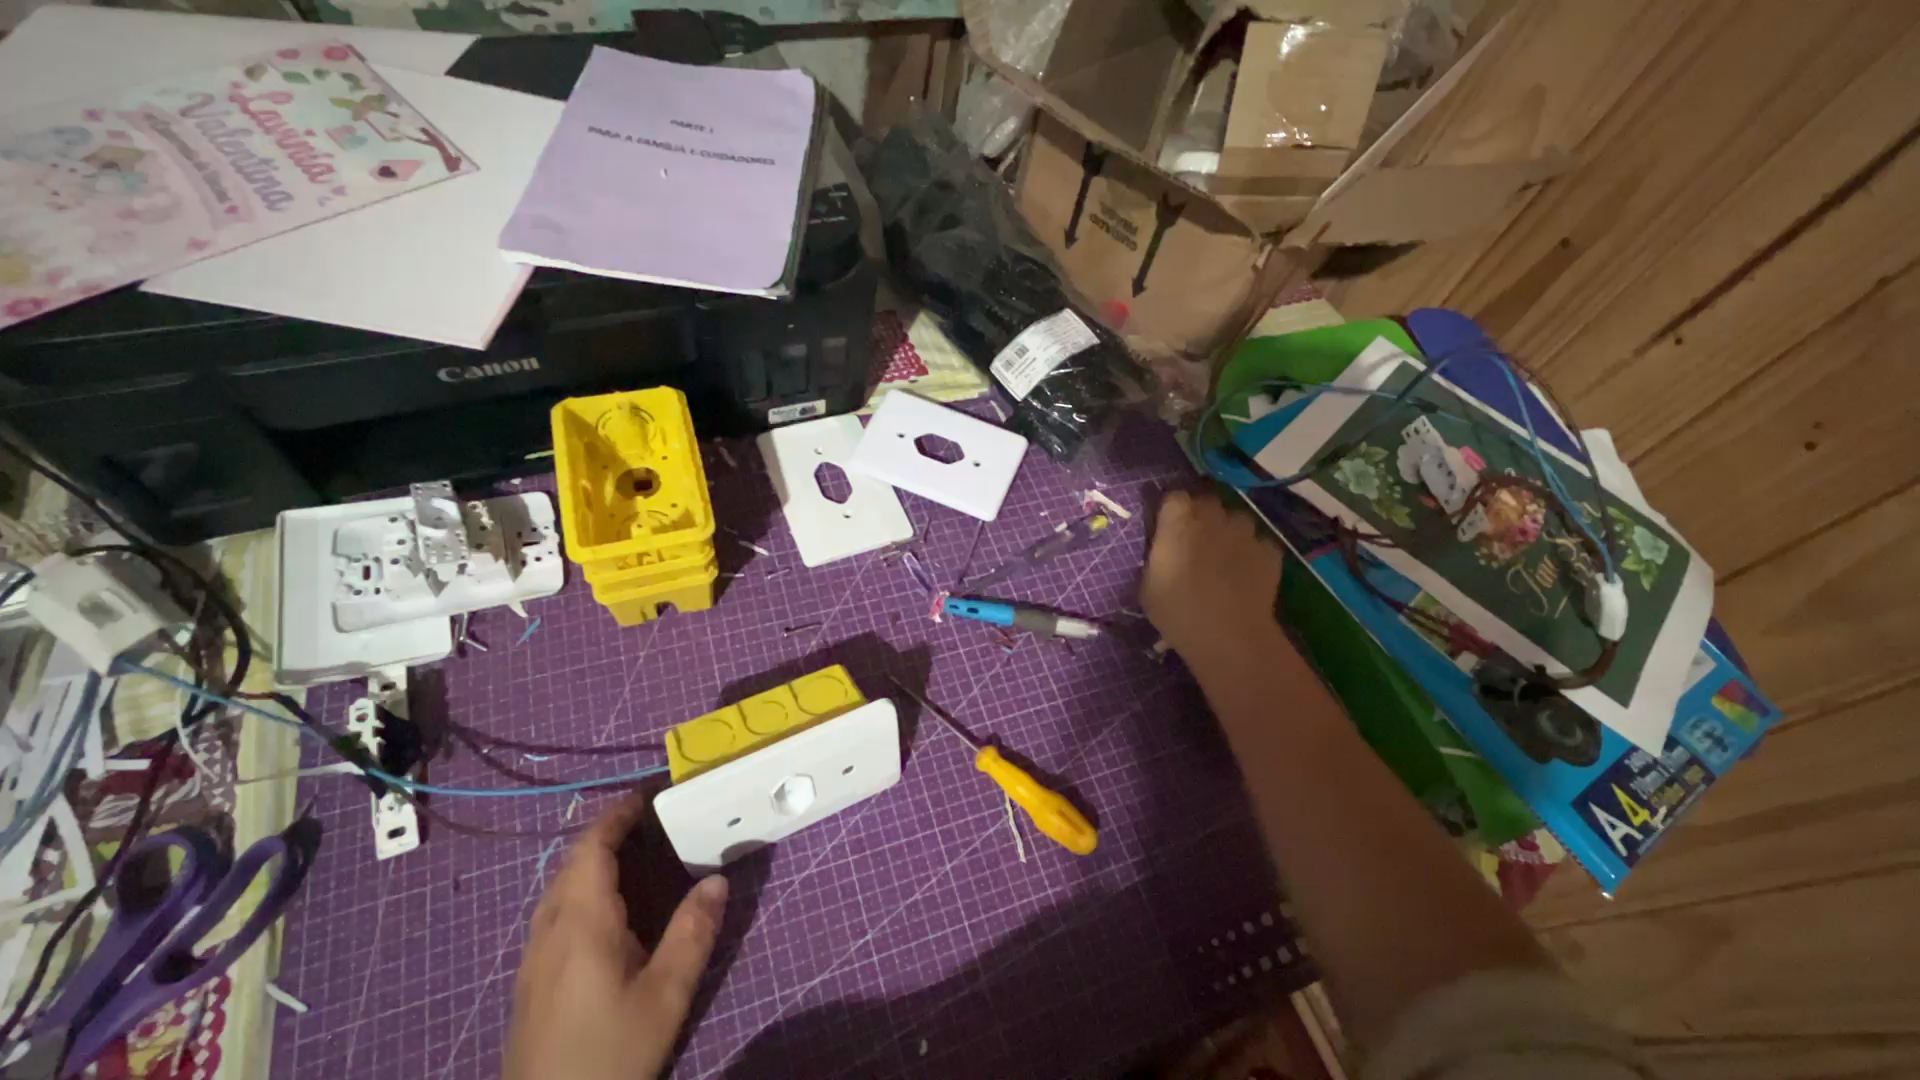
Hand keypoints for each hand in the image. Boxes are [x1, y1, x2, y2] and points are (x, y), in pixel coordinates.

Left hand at [504, 794, 728, 1079]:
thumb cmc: (610, 1053)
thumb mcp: (666, 996)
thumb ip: (691, 934)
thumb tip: (717, 880)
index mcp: (582, 921)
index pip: (592, 848)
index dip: (617, 816)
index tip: (646, 796)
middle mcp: (550, 928)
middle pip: (572, 862)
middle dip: (606, 834)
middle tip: (649, 822)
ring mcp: (534, 955)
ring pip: (558, 887)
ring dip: (590, 860)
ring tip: (630, 857)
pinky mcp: (531, 980)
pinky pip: (554, 911)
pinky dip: (580, 888)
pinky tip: (604, 912)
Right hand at [1140, 490, 1289, 678]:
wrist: (1228, 634)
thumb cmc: (1177, 611)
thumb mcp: (1147, 586)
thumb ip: (1156, 557)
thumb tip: (1163, 550)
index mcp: (1179, 520)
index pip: (1174, 498)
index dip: (1171, 512)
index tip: (1167, 529)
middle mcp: (1214, 516)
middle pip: (1207, 502)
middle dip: (1201, 516)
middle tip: (1194, 543)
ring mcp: (1246, 532)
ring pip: (1236, 520)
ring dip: (1229, 531)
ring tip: (1224, 557)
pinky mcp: (1270, 550)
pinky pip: (1259, 543)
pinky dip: (1253, 553)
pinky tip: (1247, 574)